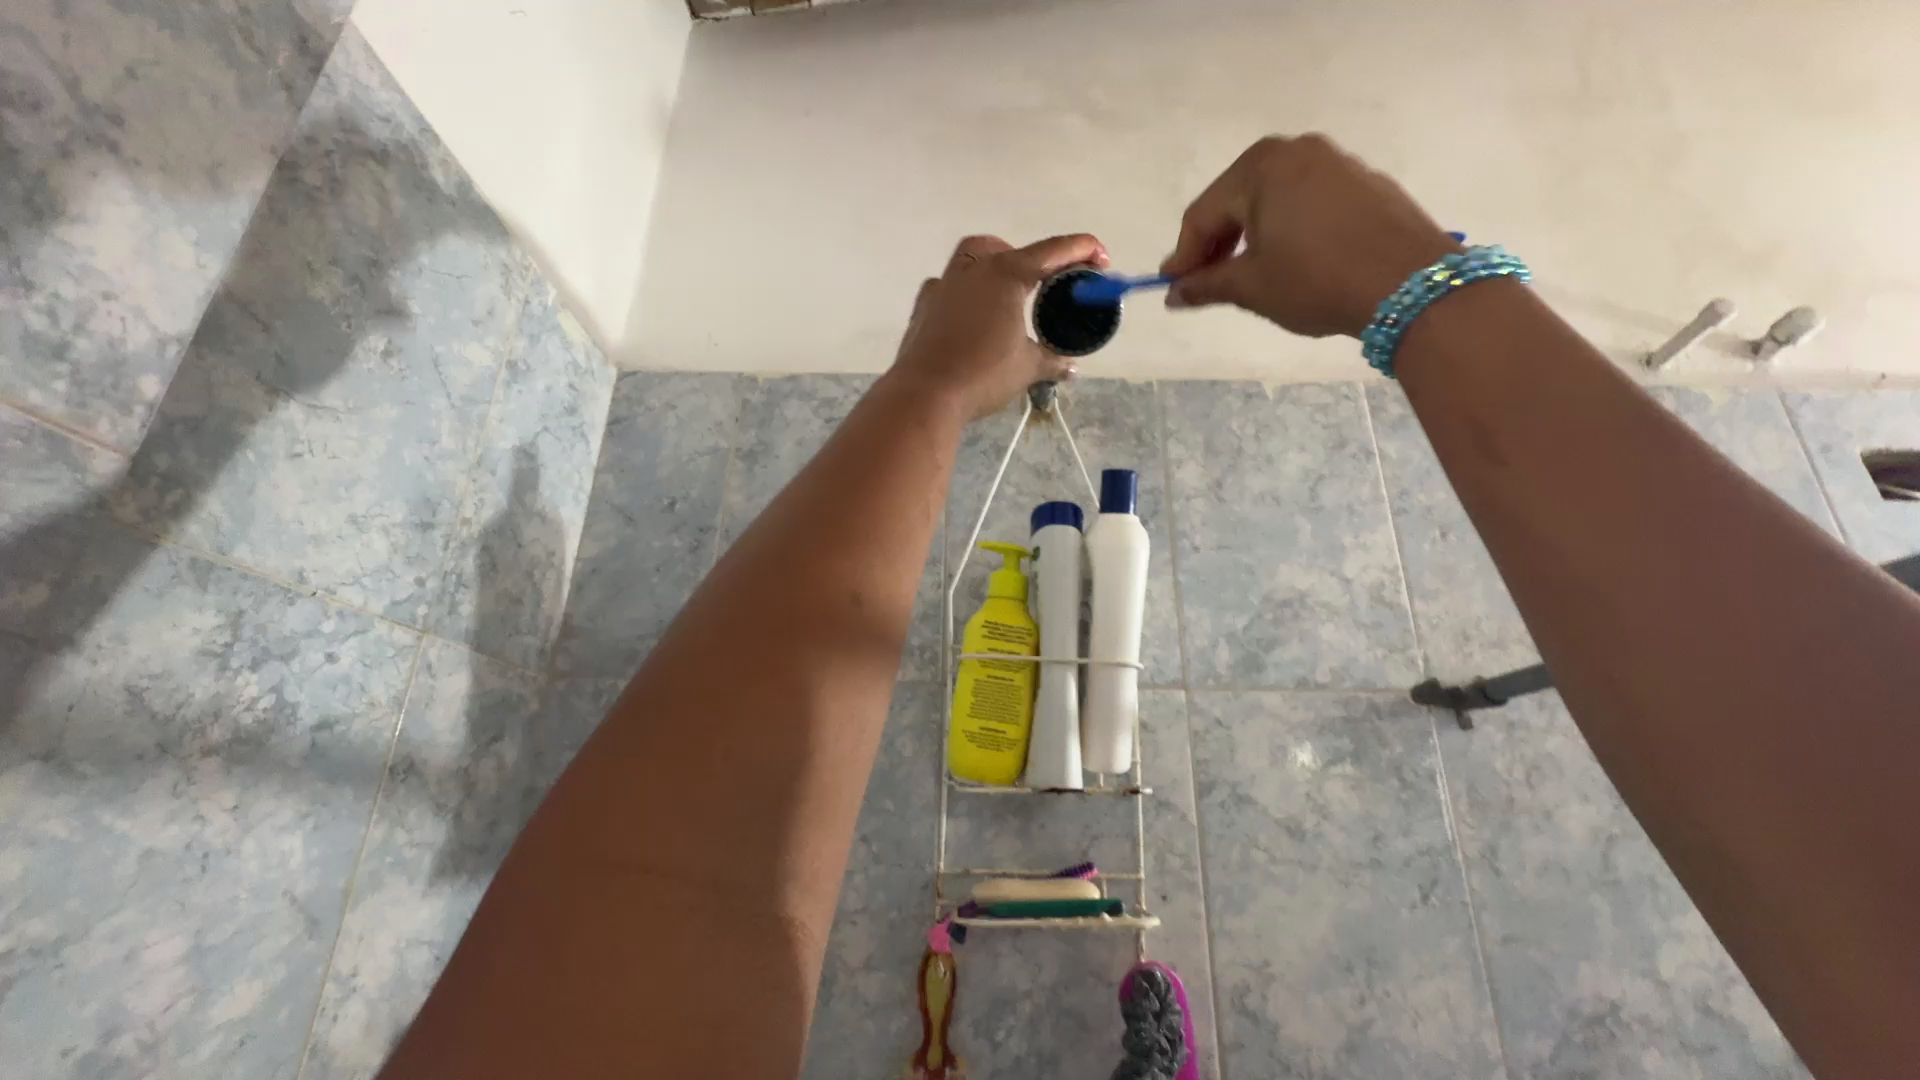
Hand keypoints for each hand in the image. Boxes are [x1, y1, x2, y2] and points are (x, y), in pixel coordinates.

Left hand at [889, 233, 1108, 420]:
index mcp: (1005, 275)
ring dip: (991, 269)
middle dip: (1025, 257)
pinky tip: (971, 319)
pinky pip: (947, 287)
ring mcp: (942, 286)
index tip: (1101, 259)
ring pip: (968, 259)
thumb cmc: (982, 376)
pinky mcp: (923, 306)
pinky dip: (964, 294)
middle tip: (1040, 284)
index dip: (1081, 251)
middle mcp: (972, 270)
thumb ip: (1051, 360)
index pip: (1052, 251)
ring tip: (1005, 300)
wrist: (924, 396)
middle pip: (1002, 247)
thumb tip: (1071, 367)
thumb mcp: (1027, 368)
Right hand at [1160, 134, 1458, 337]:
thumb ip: (1206, 285)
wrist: (1410, 285)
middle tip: (1207, 284)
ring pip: (1274, 201)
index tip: (1174, 290)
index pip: (1202, 214)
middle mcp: (1296, 151)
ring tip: (1248, 276)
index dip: (1184, 257)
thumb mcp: (1251, 287)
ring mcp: (1336, 162)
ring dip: (1252, 238)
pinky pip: (1308, 204)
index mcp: (1260, 168)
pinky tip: (1292, 262)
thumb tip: (1174, 293)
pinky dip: (1289, 230)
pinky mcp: (1366, 183)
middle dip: (1217, 244)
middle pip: (1237, 200)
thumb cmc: (1316, 280)